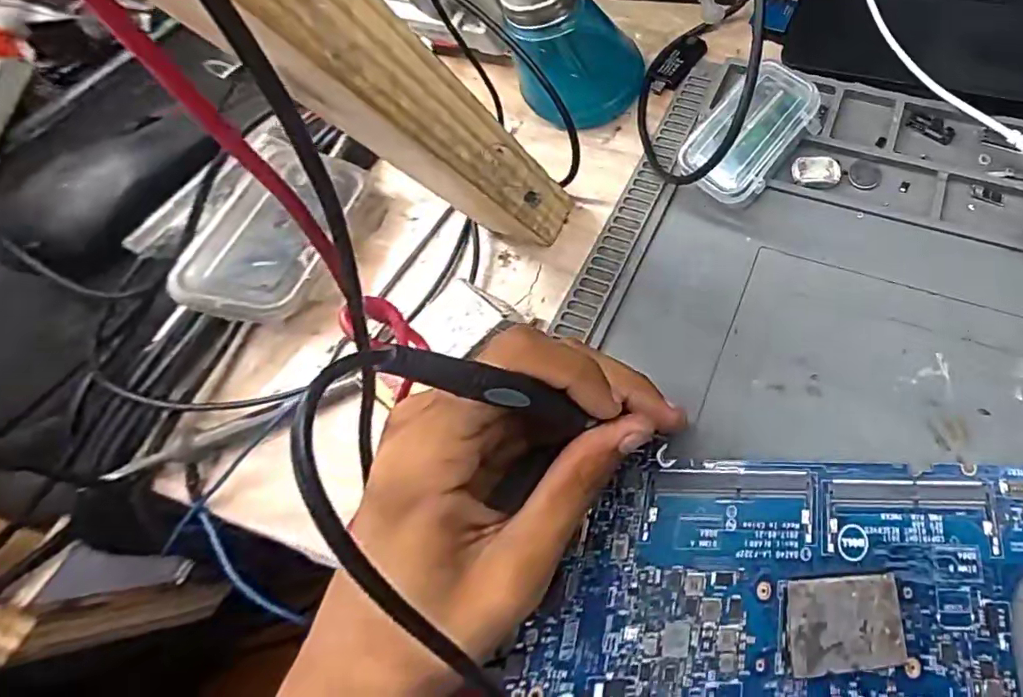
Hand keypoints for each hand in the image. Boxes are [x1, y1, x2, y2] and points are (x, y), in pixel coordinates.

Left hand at [281, 325, 684, 696]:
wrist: (365, 667)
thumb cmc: (424, 630)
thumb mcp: (511, 571)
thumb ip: (573, 489)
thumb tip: (635, 427)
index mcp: (430, 439)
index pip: (512, 357)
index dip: (576, 371)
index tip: (620, 413)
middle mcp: (436, 410)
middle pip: (535, 358)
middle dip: (604, 381)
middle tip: (657, 413)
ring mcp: (452, 417)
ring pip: (543, 374)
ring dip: (600, 393)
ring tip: (646, 420)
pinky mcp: (469, 431)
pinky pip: (535, 402)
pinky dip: (581, 413)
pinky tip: (612, 429)